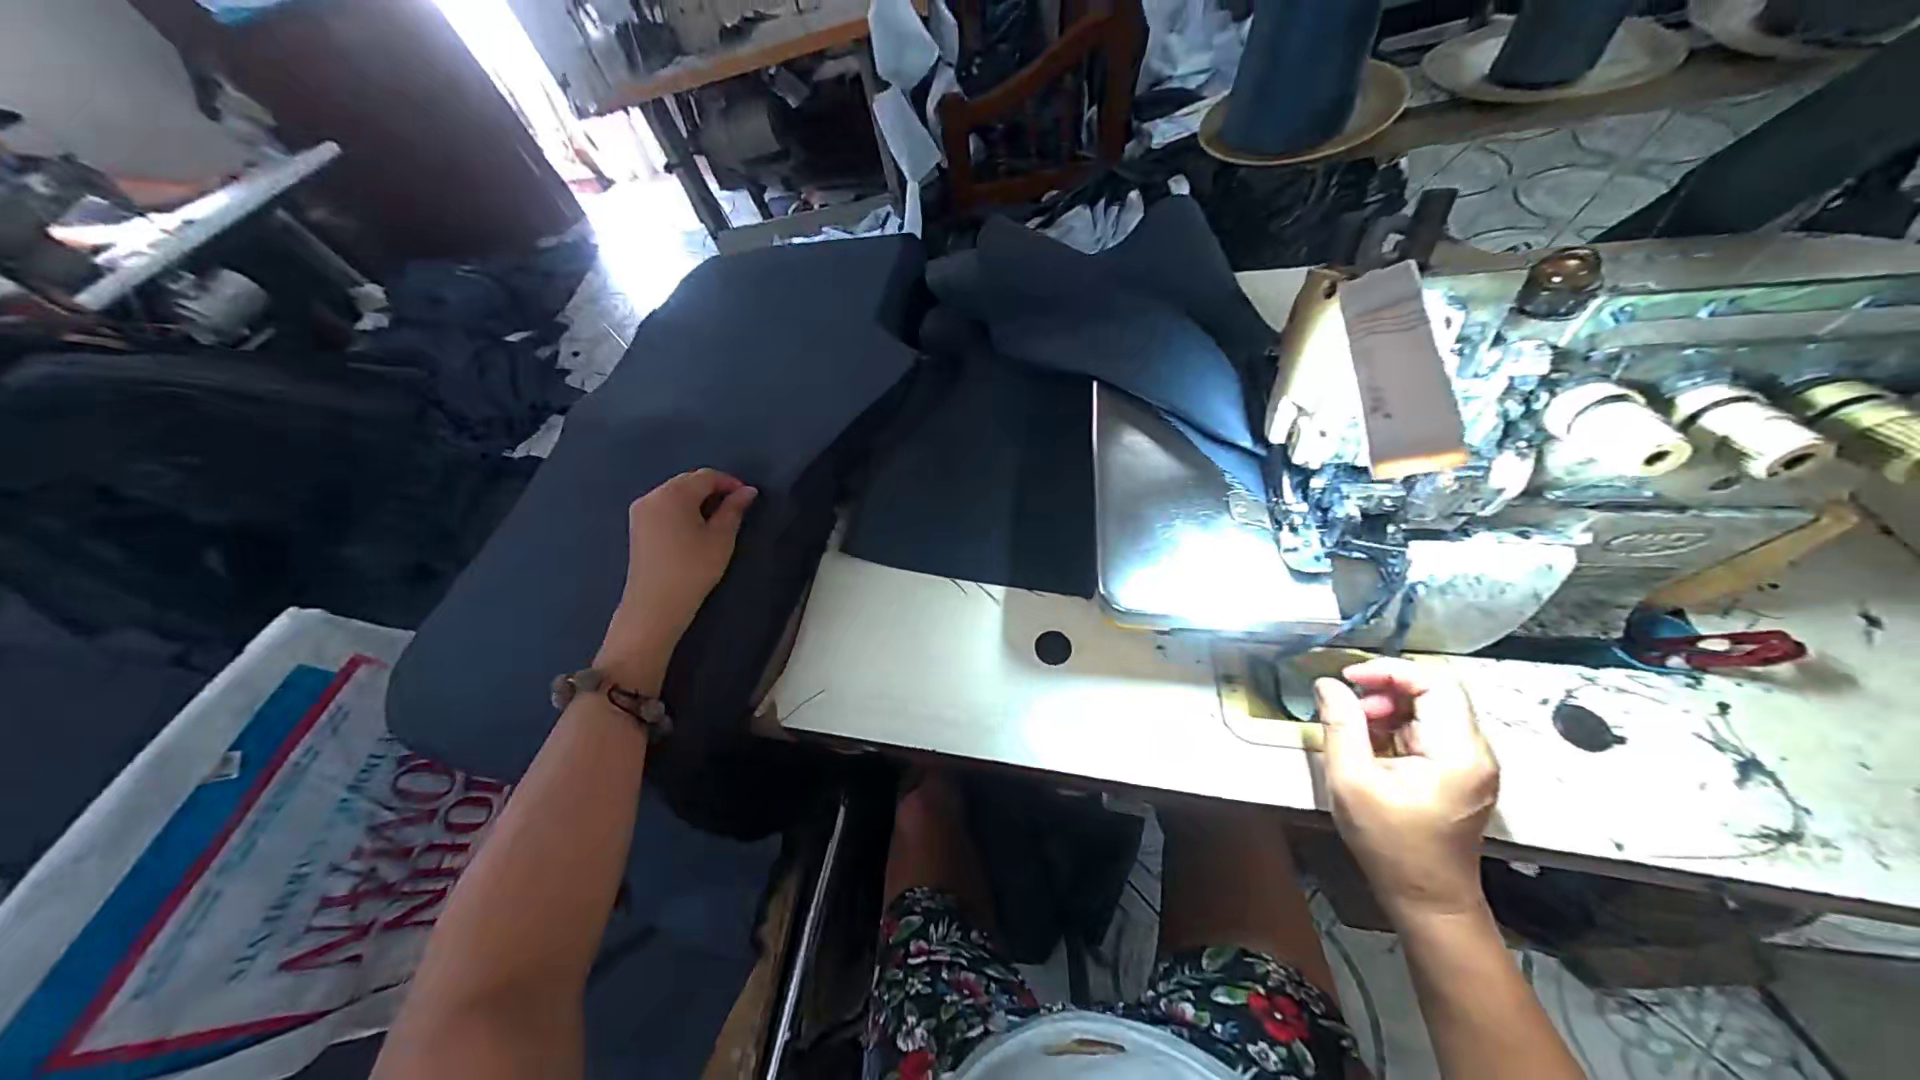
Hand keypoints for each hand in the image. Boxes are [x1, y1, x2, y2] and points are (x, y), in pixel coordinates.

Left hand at [593, 469, 756, 692]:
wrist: (655, 606)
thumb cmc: (693, 569)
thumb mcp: (721, 538)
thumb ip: (734, 509)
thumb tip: (747, 491)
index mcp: (673, 494)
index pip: (706, 476)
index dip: (730, 482)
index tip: (748, 497)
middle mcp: (652, 495)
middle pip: (688, 481)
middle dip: (713, 489)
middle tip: (735, 508)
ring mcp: (641, 510)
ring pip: (675, 493)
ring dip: (698, 499)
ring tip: (717, 519)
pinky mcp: (637, 526)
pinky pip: (664, 506)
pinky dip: (682, 509)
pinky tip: (695, 528)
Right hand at [1314, 658, 1497, 921]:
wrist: (1427, 899)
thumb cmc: (1390, 845)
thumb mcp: (1351, 781)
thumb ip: (1340, 725)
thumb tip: (1328, 684)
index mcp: (1458, 753)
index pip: (1434, 683)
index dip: (1389, 671)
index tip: (1349, 678)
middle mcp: (1475, 753)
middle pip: (1434, 694)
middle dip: (1385, 691)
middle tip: (1348, 709)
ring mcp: (1471, 765)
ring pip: (1430, 712)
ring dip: (1388, 710)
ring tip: (1355, 730)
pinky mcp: (1459, 775)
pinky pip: (1428, 733)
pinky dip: (1396, 729)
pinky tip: (1370, 748)